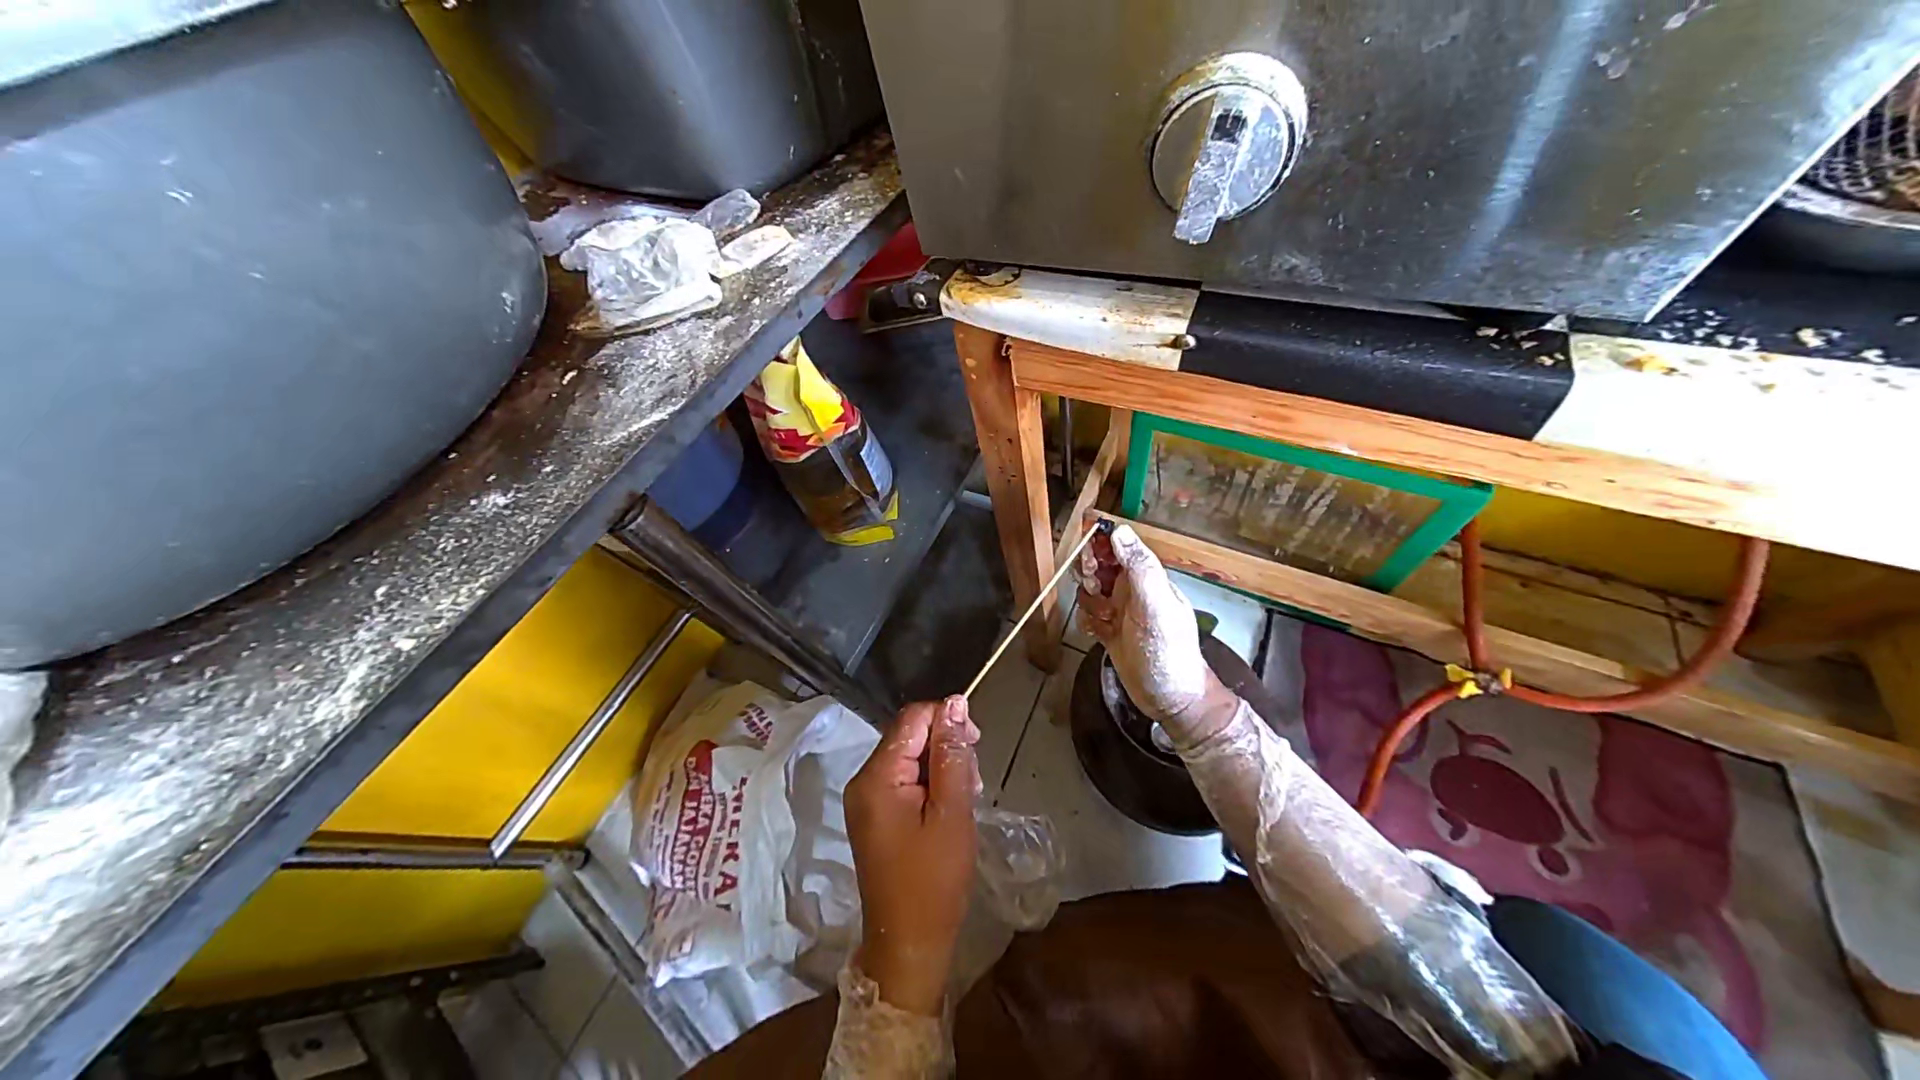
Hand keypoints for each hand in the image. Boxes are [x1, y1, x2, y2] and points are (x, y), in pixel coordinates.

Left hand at [845, 696, 980, 1014]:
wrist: (909, 942)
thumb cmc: (934, 879)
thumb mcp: (951, 812)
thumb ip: (952, 754)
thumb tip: (954, 704)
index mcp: (877, 777)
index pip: (912, 718)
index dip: (946, 719)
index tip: (977, 743)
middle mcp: (864, 780)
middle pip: (909, 736)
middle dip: (946, 748)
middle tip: (973, 783)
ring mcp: (867, 800)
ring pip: (911, 758)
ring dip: (942, 768)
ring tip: (964, 800)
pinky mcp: (875, 816)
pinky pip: (905, 782)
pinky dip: (931, 787)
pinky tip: (949, 810)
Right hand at [1076, 524, 1238, 747]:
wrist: (1170, 699)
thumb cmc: (1169, 652)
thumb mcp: (1156, 606)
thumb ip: (1139, 567)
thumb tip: (1119, 530)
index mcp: (1147, 576)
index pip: (1118, 544)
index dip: (1099, 539)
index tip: (1085, 545)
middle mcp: (1132, 589)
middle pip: (1097, 564)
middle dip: (1089, 572)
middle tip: (1095, 587)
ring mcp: (1119, 610)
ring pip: (1088, 590)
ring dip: (1088, 601)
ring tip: (1104, 618)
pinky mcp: (1109, 631)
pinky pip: (1087, 615)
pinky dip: (1087, 621)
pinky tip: (1099, 633)